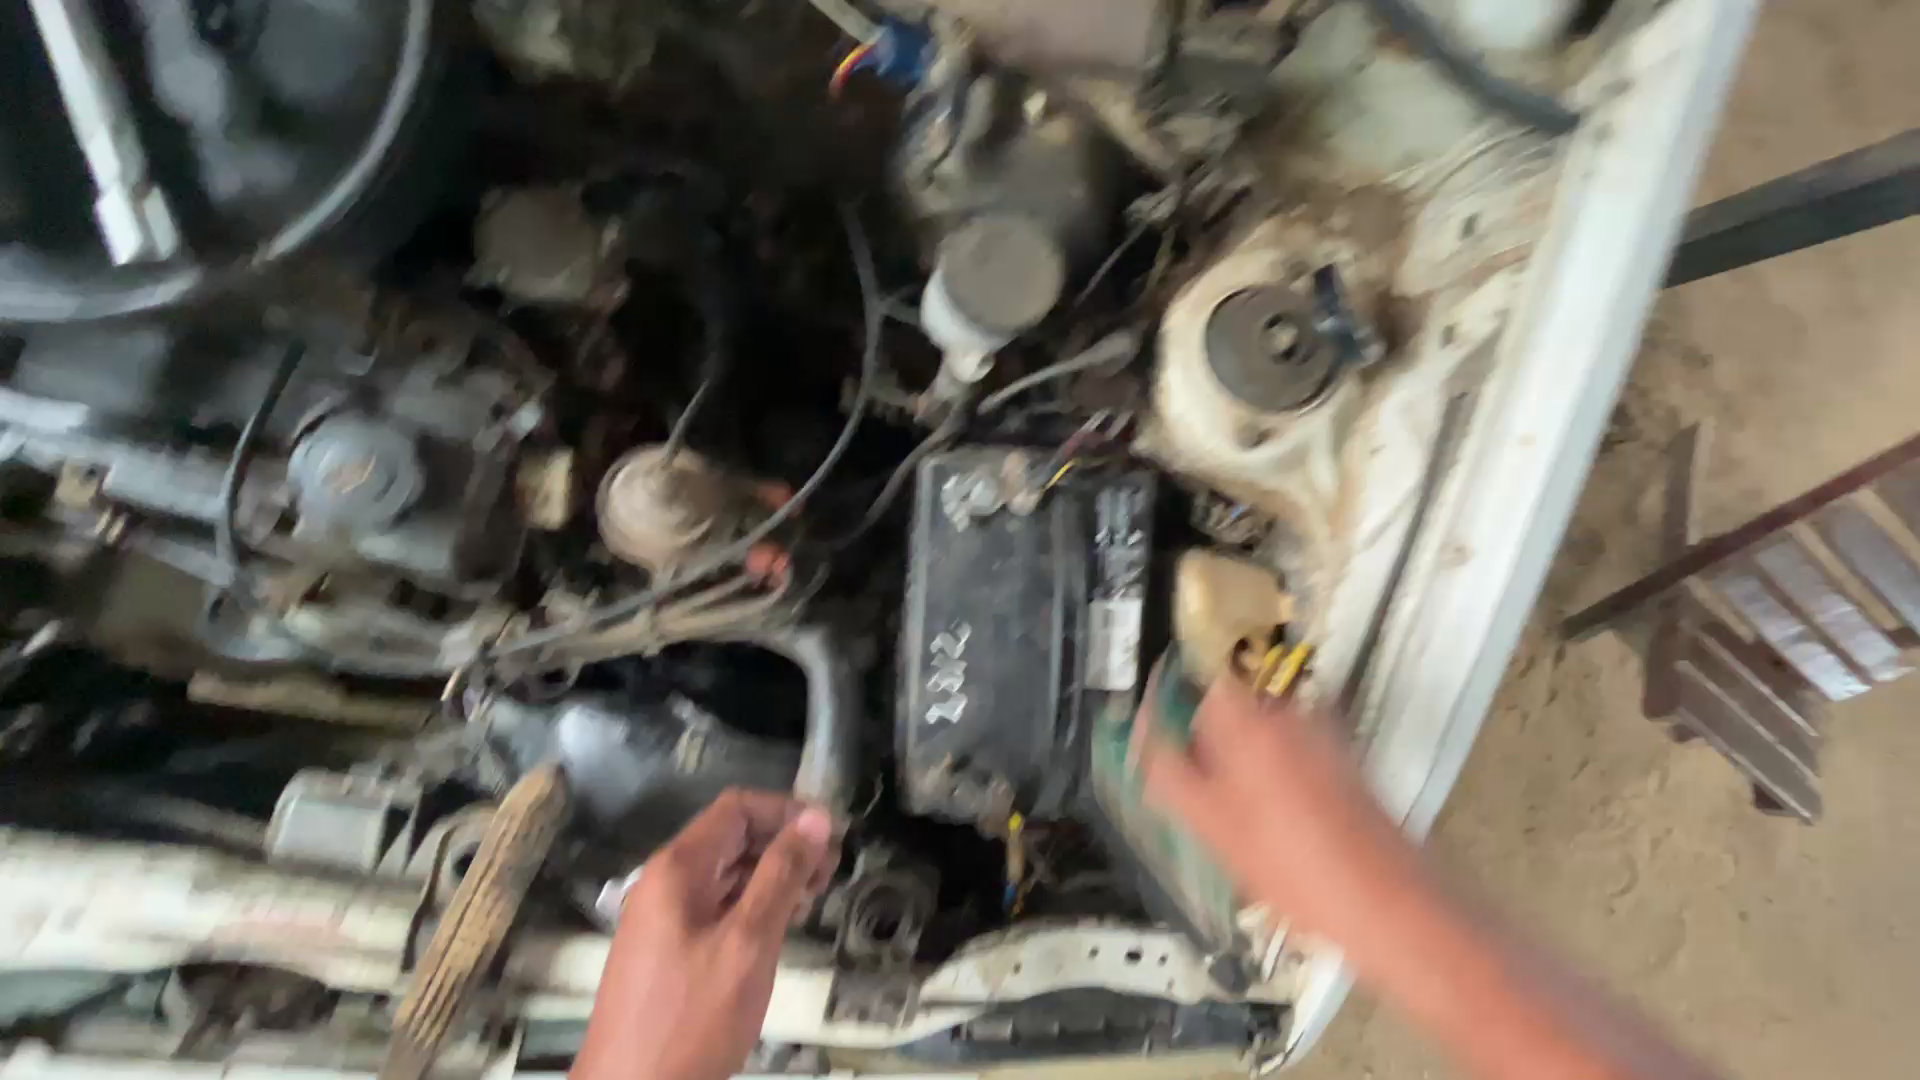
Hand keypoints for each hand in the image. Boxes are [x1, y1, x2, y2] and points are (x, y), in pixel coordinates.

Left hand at [572, 790, 836, 1079]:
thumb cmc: (692, 1017)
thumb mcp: (748, 942)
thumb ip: (783, 874)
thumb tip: (817, 817)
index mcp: (678, 867)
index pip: (737, 807)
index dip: (785, 811)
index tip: (827, 836)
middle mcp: (666, 881)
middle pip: (732, 837)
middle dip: (784, 843)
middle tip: (829, 872)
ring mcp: (664, 918)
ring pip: (727, 873)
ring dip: (773, 875)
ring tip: (813, 898)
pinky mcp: (669, 950)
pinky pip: (717, 905)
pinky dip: (753, 904)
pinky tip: (781, 925)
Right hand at [1138, 670, 1422, 939]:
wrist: (1386, 903)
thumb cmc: (1297, 866)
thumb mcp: (1210, 824)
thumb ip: (1165, 770)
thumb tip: (1137, 737)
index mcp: (1249, 718)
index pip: (1193, 678)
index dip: (1169, 701)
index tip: (1156, 726)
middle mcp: (1287, 712)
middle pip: (1226, 704)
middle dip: (1206, 738)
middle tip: (1198, 784)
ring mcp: (1321, 731)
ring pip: (1258, 728)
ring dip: (1240, 756)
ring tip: (1237, 810)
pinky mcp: (1343, 756)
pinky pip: (1291, 747)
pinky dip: (1274, 768)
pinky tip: (1276, 818)